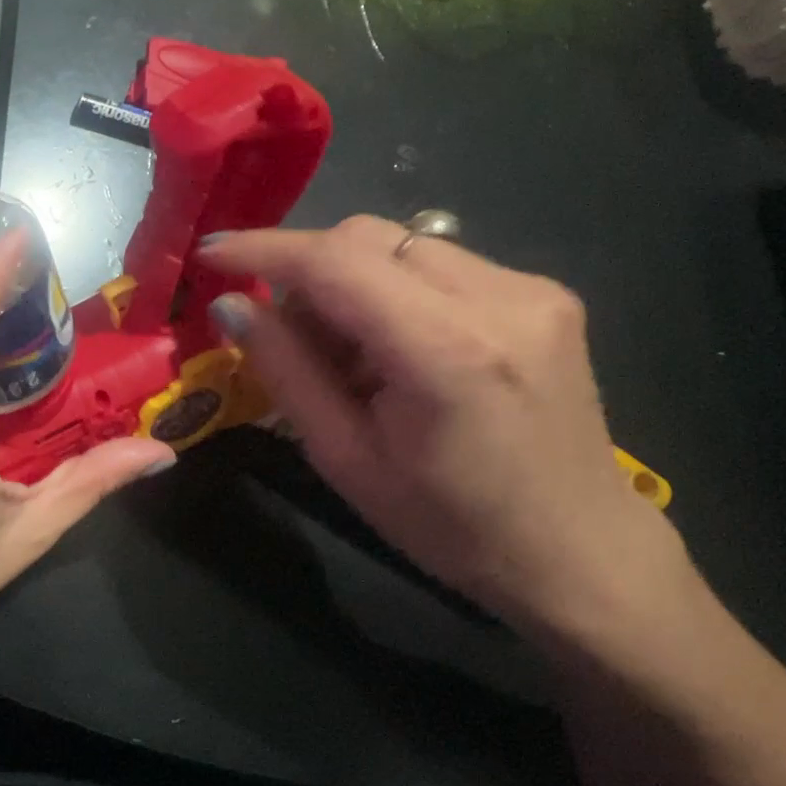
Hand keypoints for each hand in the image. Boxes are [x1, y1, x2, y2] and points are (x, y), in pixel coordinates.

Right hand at [200, 216, 681, 627]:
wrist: (574, 549)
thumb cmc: (445, 522)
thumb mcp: (343, 456)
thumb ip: (285, 369)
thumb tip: (231, 306)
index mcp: (445, 349)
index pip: (335, 261)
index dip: (263, 249)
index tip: (211, 254)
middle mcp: (498, 296)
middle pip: (368, 237)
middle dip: (304, 268)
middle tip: (279, 330)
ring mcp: (530, 288)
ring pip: (401, 244)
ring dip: (346, 281)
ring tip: (338, 352)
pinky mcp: (542, 294)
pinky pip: (437, 264)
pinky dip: (389, 291)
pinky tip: (387, 348)